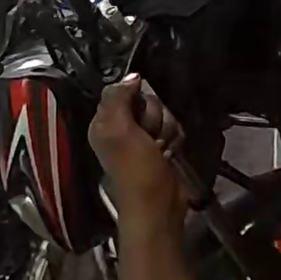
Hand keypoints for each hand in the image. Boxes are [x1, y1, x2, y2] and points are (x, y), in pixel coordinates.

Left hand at [89, 75, 186, 227]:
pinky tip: (170, 153)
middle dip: (155, 118)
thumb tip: (132, 75)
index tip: (137, 119)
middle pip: (149, 101)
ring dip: (167, 130)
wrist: (159, 205)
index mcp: (105, 121)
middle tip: (150, 139)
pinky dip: (175, 140)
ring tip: (161, 149)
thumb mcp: (119, 130)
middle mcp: (122, 127)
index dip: (137, 102)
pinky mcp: (162, 146)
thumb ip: (119, 98)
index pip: (126, 91)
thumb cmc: (136, 169)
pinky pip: (175, 128)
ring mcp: (143, 138)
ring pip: (165, 114)